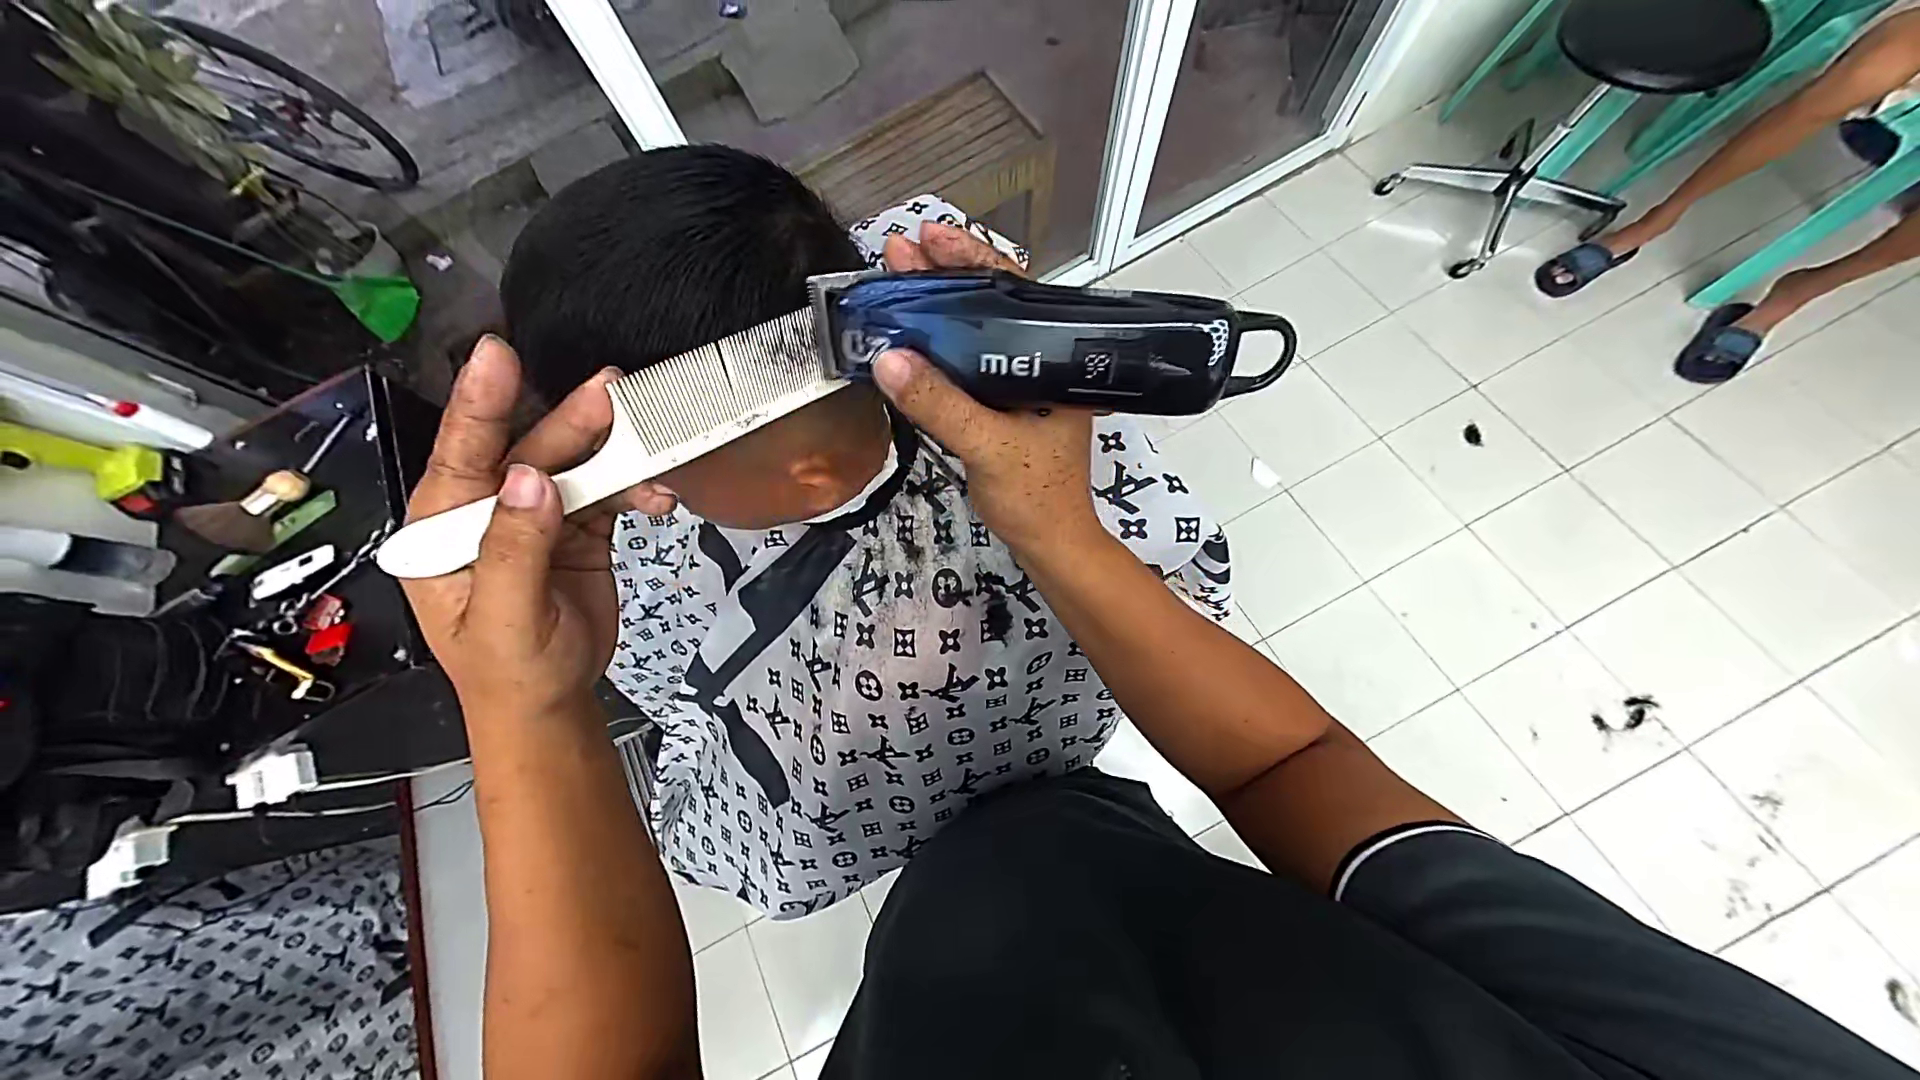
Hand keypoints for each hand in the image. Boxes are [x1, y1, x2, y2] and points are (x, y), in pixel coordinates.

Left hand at [401, 336, 651, 720]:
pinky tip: (656, 497)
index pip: (461, 455)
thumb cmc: (510, 669)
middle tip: (610, 393)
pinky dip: (635, 492)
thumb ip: (513, 548)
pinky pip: (608, 497)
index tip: (497, 356)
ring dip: (615, 456)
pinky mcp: (578, 532)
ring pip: (577, 470)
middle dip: (572, 422)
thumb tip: (531, 482)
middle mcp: (490, 515)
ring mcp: (539, 521)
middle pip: (532, 452)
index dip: (479, 402)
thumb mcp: (502, 618)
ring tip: (651, 445)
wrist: (550, 698)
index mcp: (446, 531)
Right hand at [877, 219, 1100, 552]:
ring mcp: (1018, 386)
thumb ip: (941, 405)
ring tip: (896, 283)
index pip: (1015, 292)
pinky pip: (965, 367)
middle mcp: (1037, 364)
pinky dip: (936, 350)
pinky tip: (909, 339)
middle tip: (898, 252)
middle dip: (944, 277)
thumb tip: (888, 359)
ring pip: (975, 334)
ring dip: (937, 310)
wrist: (1049, 542)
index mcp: (1053, 361)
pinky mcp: (1000, 408)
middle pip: (991, 305)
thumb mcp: (988, 447)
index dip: (971, 259)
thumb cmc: (1035, 497)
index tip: (930, 237)